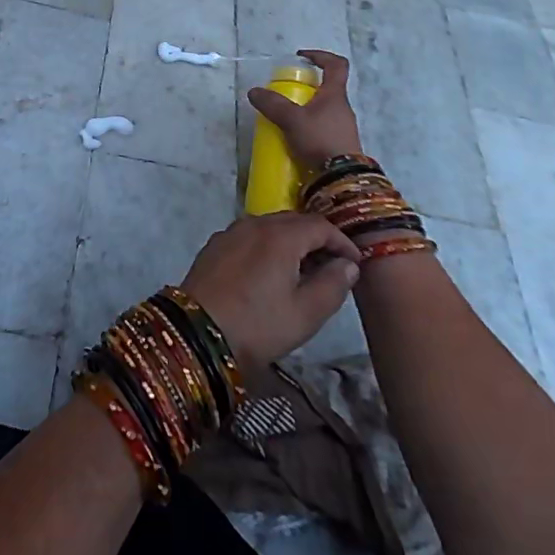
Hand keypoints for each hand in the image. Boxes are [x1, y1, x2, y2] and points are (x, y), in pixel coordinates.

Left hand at [180, 212, 361, 365]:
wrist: (198, 332)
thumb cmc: (259, 324)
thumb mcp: (306, 312)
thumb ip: (333, 284)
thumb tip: (347, 264)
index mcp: (279, 236)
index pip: (320, 225)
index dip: (343, 242)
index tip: (356, 263)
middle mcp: (252, 224)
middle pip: (293, 221)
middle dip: (317, 239)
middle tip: (332, 267)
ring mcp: (229, 233)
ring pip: (268, 227)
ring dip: (290, 242)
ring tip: (303, 271)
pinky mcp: (213, 246)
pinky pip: (248, 237)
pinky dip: (266, 246)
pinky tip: (270, 272)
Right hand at [247, 49, 362, 169]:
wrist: (341, 177)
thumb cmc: (319, 140)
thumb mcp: (291, 120)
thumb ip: (272, 104)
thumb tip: (254, 91)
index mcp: (335, 95)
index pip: (336, 65)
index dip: (320, 56)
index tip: (301, 58)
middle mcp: (342, 108)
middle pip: (327, 88)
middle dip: (305, 87)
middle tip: (285, 93)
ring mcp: (343, 126)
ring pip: (323, 109)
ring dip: (306, 109)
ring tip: (285, 119)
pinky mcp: (339, 143)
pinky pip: (322, 127)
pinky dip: (308, 126)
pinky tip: (294, 137)